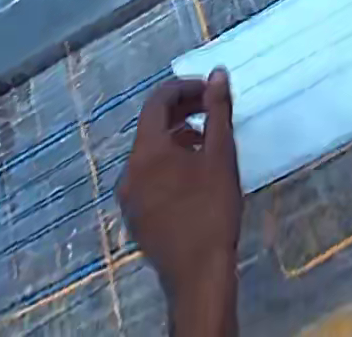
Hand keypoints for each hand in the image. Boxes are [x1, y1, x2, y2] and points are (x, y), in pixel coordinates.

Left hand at [117, 70, 241, 336]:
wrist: (200, 277)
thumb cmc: (212, 210)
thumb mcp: (221, 153)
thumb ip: (218, 109)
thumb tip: (218, 73)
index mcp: (146, 151)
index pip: (157, 101)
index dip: (184, 88)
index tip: (209, 89)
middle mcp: (130, 170)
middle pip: (152, 125)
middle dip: (182, 110)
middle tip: (211, 106)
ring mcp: (130, 196)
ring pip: (151, 151)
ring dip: (177, 135)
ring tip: (208, 138)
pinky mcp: (137, 216)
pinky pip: (149, 174)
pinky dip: (170, 161)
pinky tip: (195, 171)